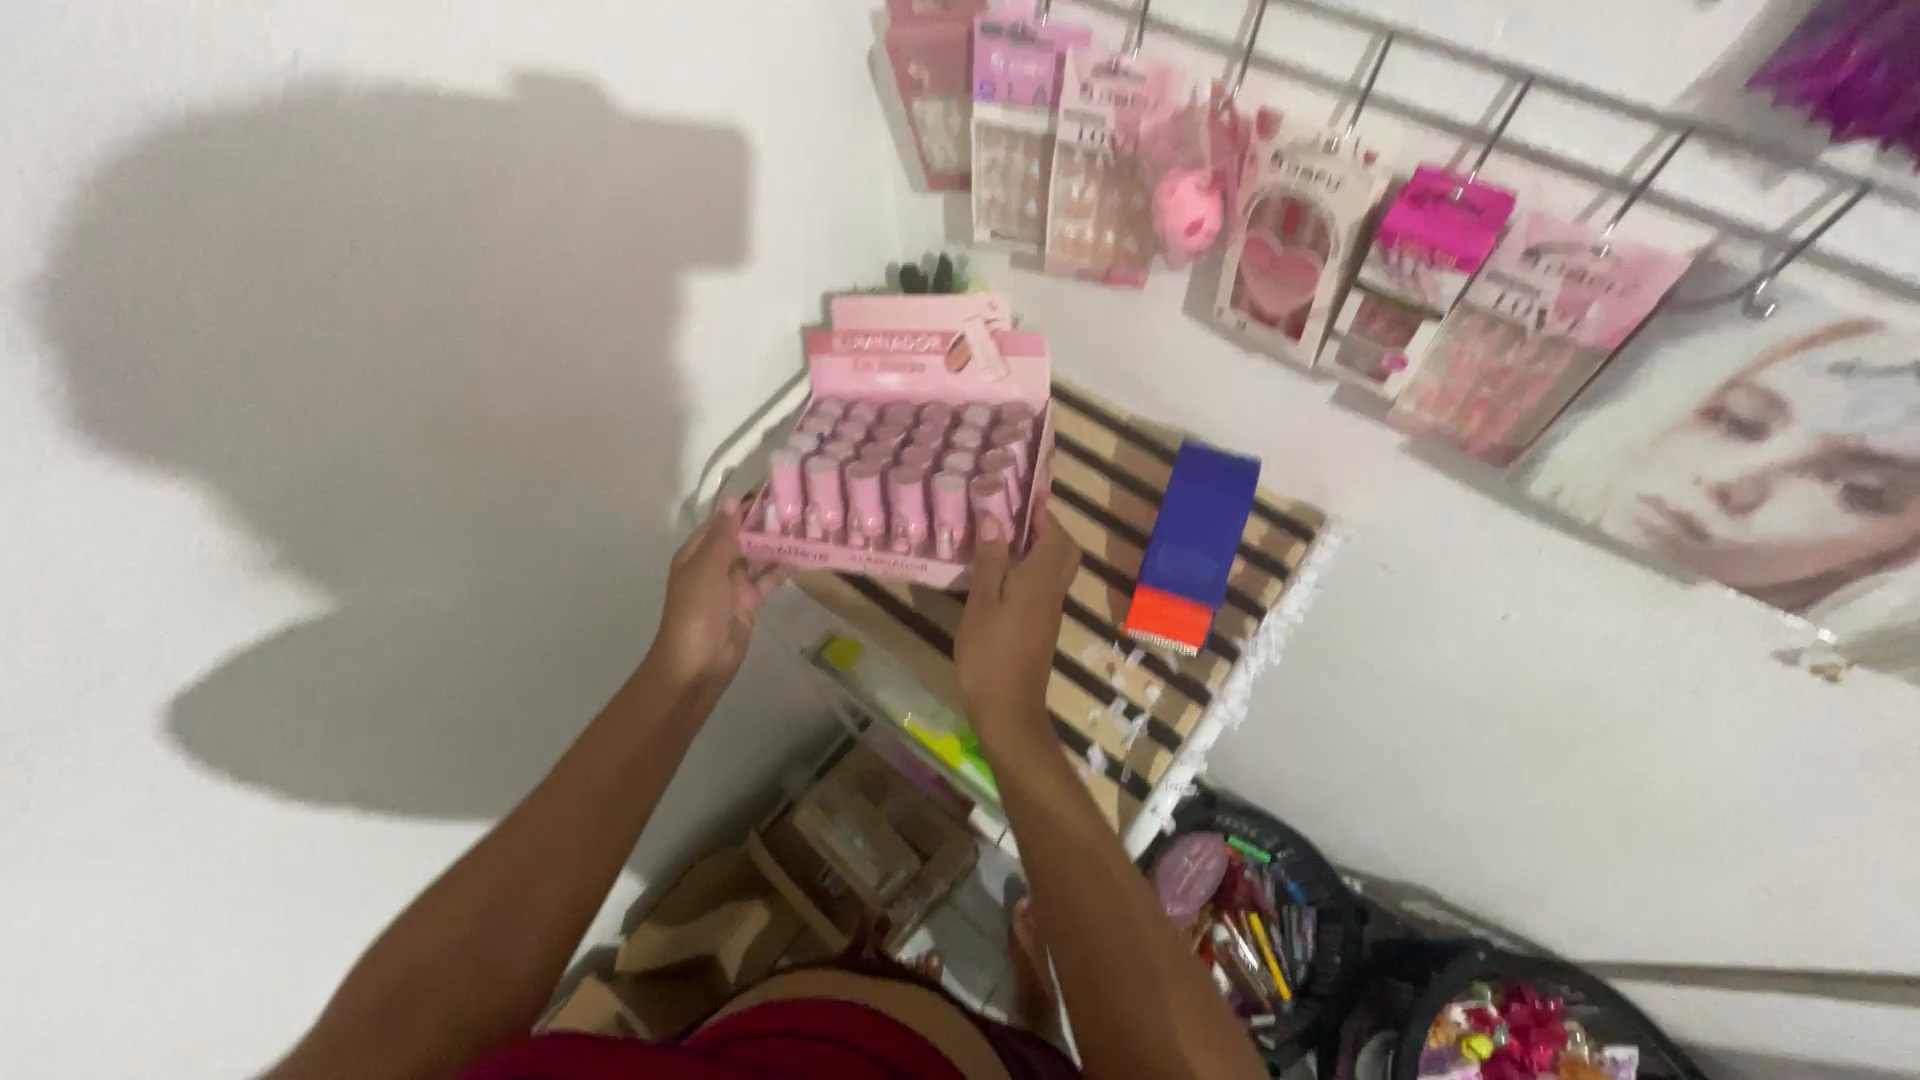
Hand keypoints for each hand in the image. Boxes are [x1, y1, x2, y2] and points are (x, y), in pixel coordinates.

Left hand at [646, 496, 789, 695]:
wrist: (698, 663)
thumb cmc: (696, 612)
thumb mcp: (706, 570)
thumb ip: (723, 536)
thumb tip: (732, 499)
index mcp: (698, 553)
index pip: (723, 521)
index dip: (744, 506)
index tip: (773, 489)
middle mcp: (716, 564)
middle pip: (743, 537)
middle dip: (766, 523)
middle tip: (800, 505)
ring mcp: (734, 583)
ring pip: (759, 557)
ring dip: (778, 544)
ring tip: (807, 525)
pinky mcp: (750, 601)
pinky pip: (769, 579)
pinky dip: (784, 569)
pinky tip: (805, 556)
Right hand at [955, 509, 1081, 750]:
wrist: (1008, 707)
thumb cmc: (989, 653)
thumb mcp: (982, 602)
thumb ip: (992, 560)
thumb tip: (996, 518)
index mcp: (1040, 579)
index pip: (1054, 534)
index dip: (1043, 512)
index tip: (1023, 494)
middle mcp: (1053, 591)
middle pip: (1064, 550)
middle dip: (1048, 529)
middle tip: (1018, 518)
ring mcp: (1050, 611)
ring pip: (1056, 569)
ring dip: (1040, 548)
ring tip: (1005, 538)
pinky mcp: (1042, 627)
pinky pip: (1045, 586)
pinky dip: (1032, 570)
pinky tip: (1003, 573)